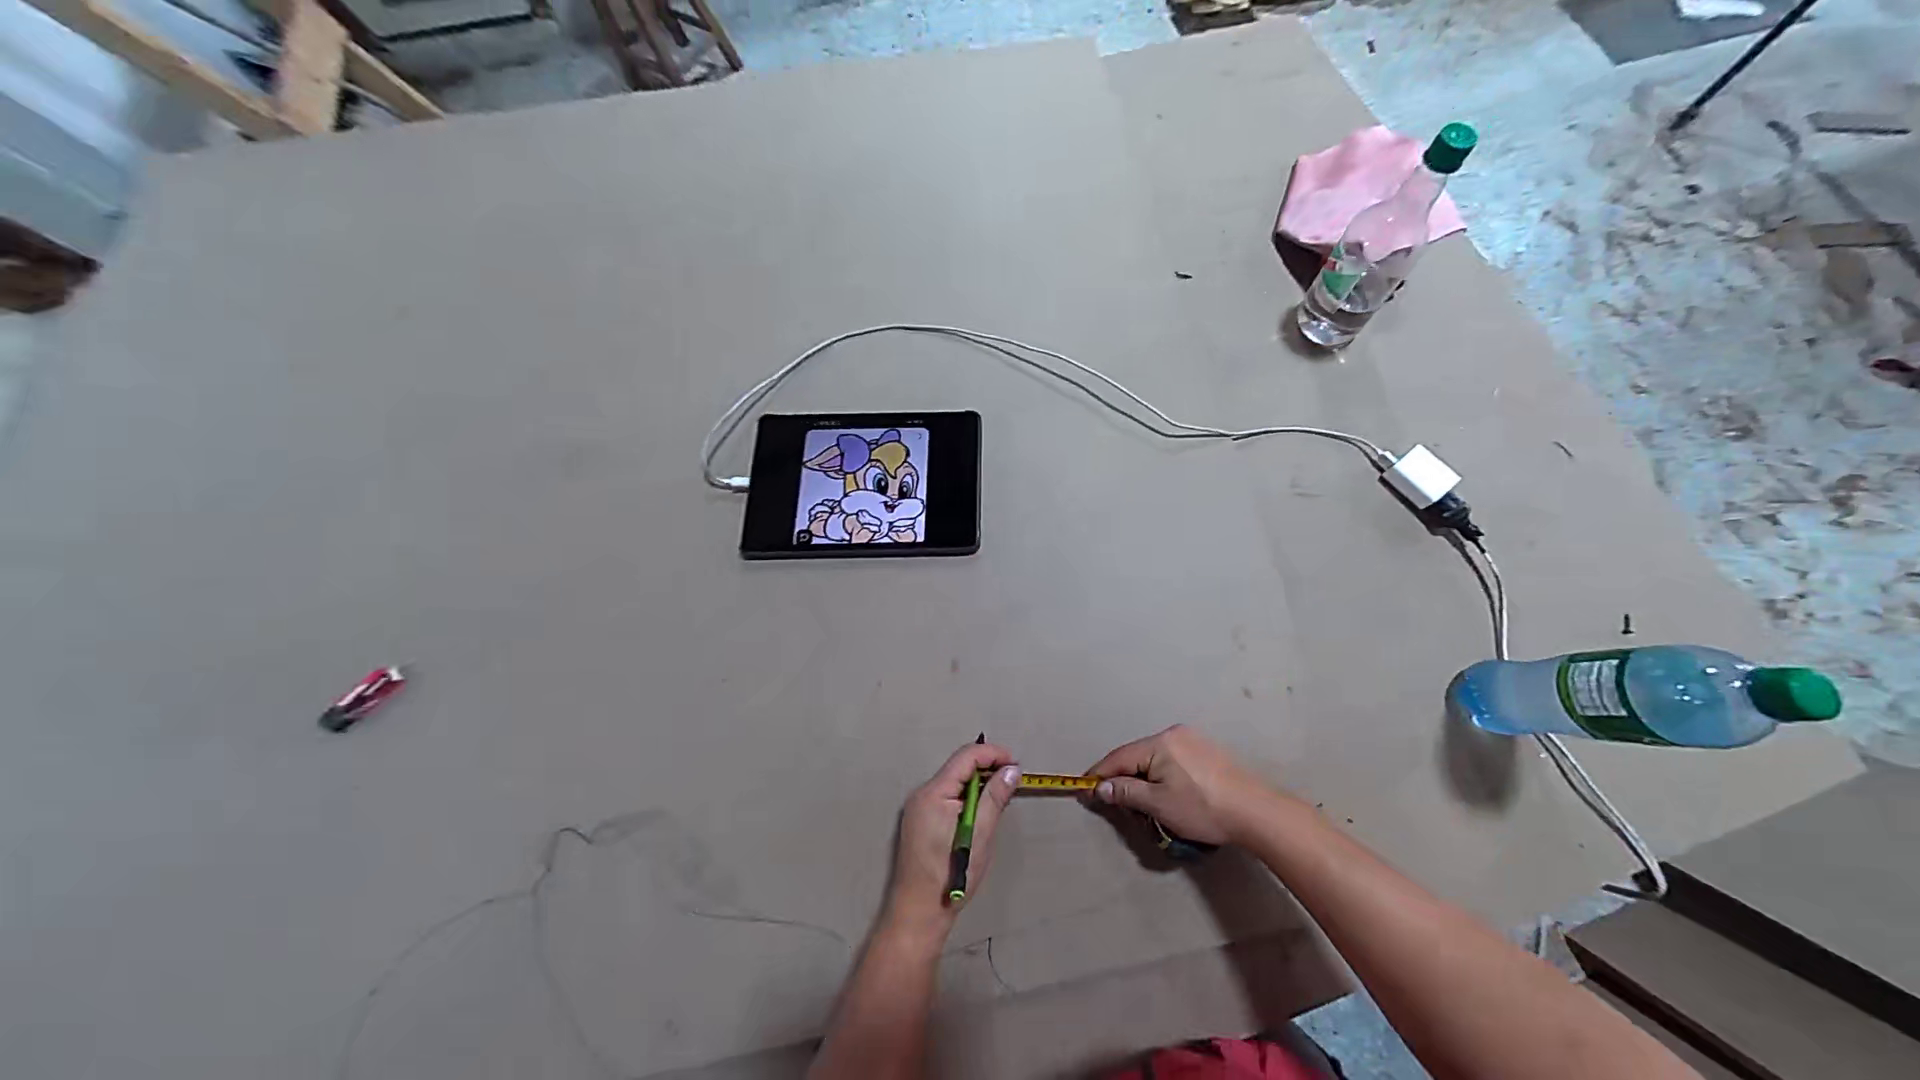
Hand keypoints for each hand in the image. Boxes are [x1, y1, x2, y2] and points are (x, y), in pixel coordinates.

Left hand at [883, 742, 1019, 935]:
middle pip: (958, 766)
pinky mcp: (920, 820)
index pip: (966, 757)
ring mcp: (918, 807)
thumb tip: (1011, 770)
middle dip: (988, 768)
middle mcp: (922, 793)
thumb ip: (995, 798)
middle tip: (1012, 781)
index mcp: (933, 792)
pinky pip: (947, 796)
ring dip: (978, 783)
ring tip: (1001, 797)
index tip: (1016, 764)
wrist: (918, 911)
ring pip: (954, 781)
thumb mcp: (980, 834)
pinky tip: (981, 812)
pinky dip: (967, 797)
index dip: (993, 754)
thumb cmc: (951, 875)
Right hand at [1086, 725, 1277, 846]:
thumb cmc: (1203, 808)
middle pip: (1135, 756)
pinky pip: (1170, 760)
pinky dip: (1159, 775)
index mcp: (1160, 742)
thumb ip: (1126, 793)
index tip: (1083, 790)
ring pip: (1153, 758)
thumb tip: (1100, 787)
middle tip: (1112, 801)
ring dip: (1141, 777)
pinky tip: (1163, 791)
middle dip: (1121, 778)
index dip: (1099, 775)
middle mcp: (1173, 734)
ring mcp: (1192, 740)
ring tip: (1138, 801)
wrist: (1256, 812)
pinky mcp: (1205, 751)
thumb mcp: (1159, 804)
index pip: (1118, 757)